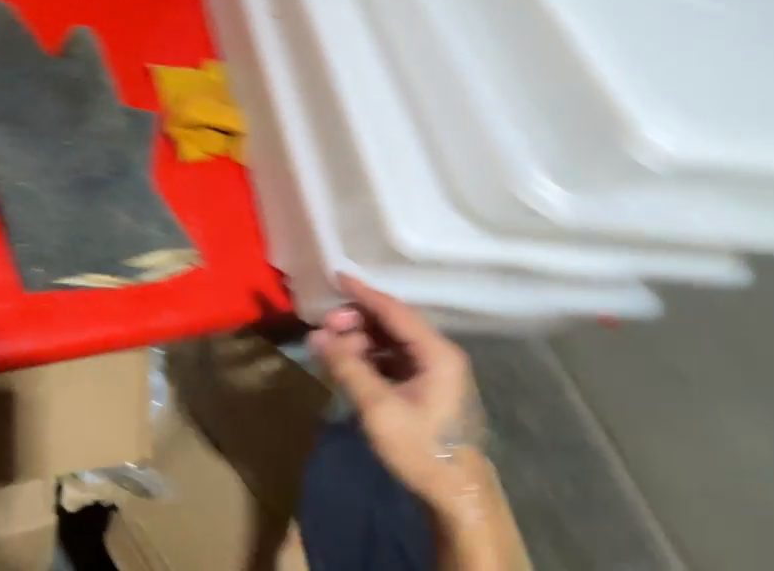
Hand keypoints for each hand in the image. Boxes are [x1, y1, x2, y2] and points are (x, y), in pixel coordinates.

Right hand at [308, 275, 484, 516]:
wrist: (458, 497)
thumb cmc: (422, 448)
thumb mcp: (379, 407)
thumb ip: (347, 367)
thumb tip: (315, 336)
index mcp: (437, 352)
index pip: (394, 310)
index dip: (362, 293)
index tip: (335, 277)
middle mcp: (440, 354)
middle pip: (392, 323)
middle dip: (356, 321)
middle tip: (325, 330)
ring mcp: (436, 371)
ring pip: (391, 341)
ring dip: (361, 340)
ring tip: (333, 352)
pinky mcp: (428, 388)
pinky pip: (395, 359)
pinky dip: (371, 357)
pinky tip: (350, 367)